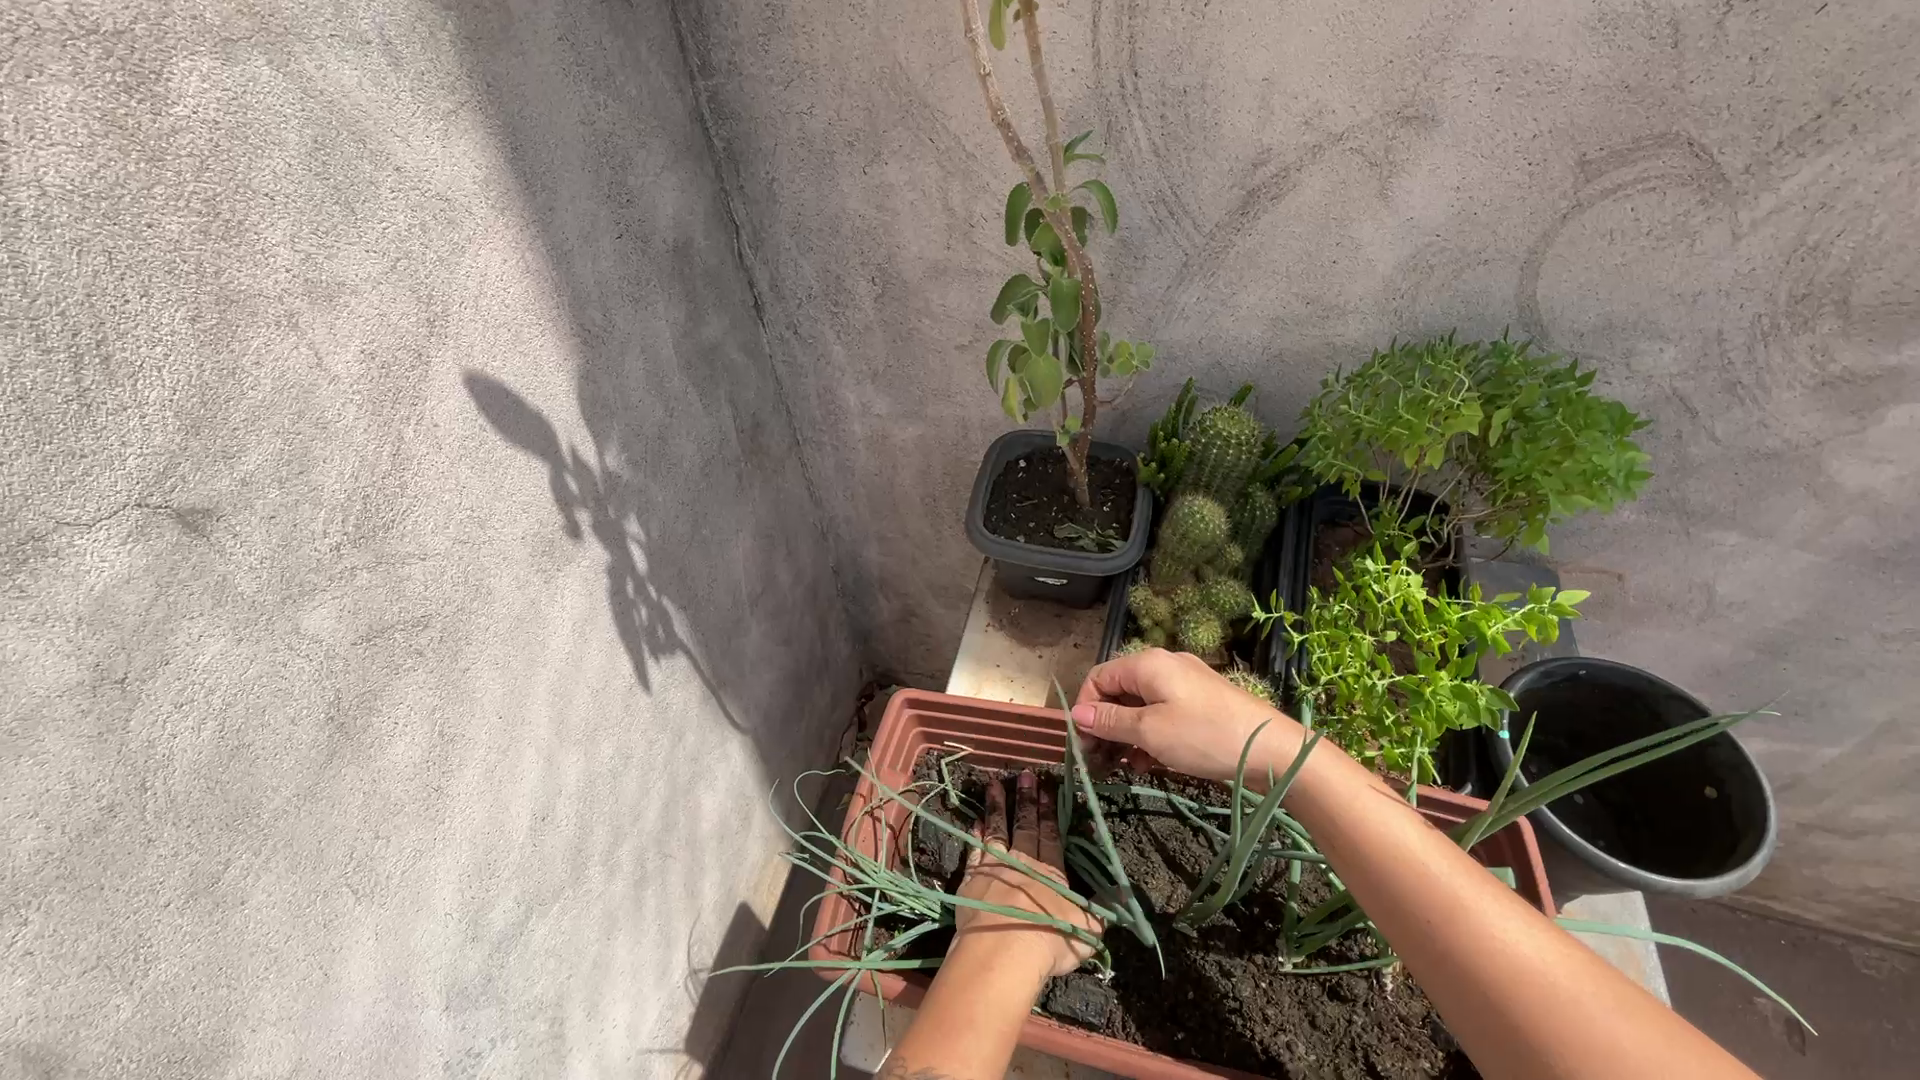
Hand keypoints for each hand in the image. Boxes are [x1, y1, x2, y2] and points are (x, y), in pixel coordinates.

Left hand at [953, 770, 1100, 979]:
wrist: (1003, 951)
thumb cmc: (1050, 941)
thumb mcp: (1088, 930)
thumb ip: (1103, 909)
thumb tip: (1125, 893)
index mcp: (1051, 871)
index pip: (1051, 834)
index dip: (1049, 812)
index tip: (1047, 789)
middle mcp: (1023, 862)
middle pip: (1025, 825)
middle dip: (1026, 799)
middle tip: (1024, 775)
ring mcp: (995, 867)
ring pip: (997, 830)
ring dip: (997, 807)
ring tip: (993, 784)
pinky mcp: (972, 879)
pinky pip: (974, 851)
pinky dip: (975, 836)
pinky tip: (975, 822)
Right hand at [1072, 647, 1309, 783]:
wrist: (1273, 749)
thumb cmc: (1205, 735)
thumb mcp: (1150, 731)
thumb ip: (1110, 722)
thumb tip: (1076, 715)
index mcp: (1147, 664)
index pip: (1098, 678)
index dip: (1085, 709)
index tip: (1083, 744)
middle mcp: (1163, 666)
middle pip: (1118, 692)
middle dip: (1104, 726)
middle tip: (1099, 762)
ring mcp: (1184, 684)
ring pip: (1140, 706)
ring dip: (1126, 735)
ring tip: (1123, 768)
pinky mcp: (1200, 704)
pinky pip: (1162, 715)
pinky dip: (1149, 736)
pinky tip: (1149, 764)